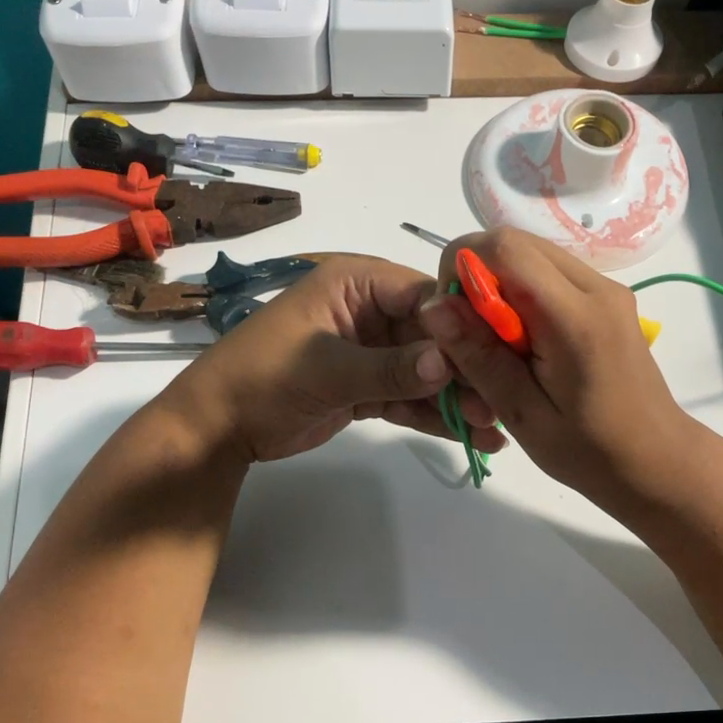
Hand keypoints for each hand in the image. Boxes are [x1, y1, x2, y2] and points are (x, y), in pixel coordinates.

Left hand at [157, 256, 507, 462]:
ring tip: (495, 427)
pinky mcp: (367, 388)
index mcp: (355, 284)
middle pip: (431, 336)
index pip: (423, 294)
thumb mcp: (328, 369)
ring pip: (424, 372)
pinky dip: (434, 417)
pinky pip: (409, 398)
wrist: (220, 427)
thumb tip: (449, 364)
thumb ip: (390, 368)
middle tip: (502, 399)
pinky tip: (473, 437)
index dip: (463, 322)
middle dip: (465, 369)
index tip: (502, 351)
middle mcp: (369, 312)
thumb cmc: (264, 377)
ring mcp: (369, 352)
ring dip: (456, 398)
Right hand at [420, 229, 690, 498]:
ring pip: (531, 255)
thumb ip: (479, 356)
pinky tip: (522, 345)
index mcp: (574, 318)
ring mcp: (606, 288)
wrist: (656, 461)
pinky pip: (550, 274)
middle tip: (466, 336)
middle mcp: (596, 287)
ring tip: (494, 345)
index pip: (504, 249)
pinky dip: (521, 295)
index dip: (461, 267)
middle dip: (475, 277)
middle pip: (516, 243)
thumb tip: (433, 305)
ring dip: (497, 286)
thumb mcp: (522, 414)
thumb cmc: (588, 452)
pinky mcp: (607, 298)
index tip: (450, 318)